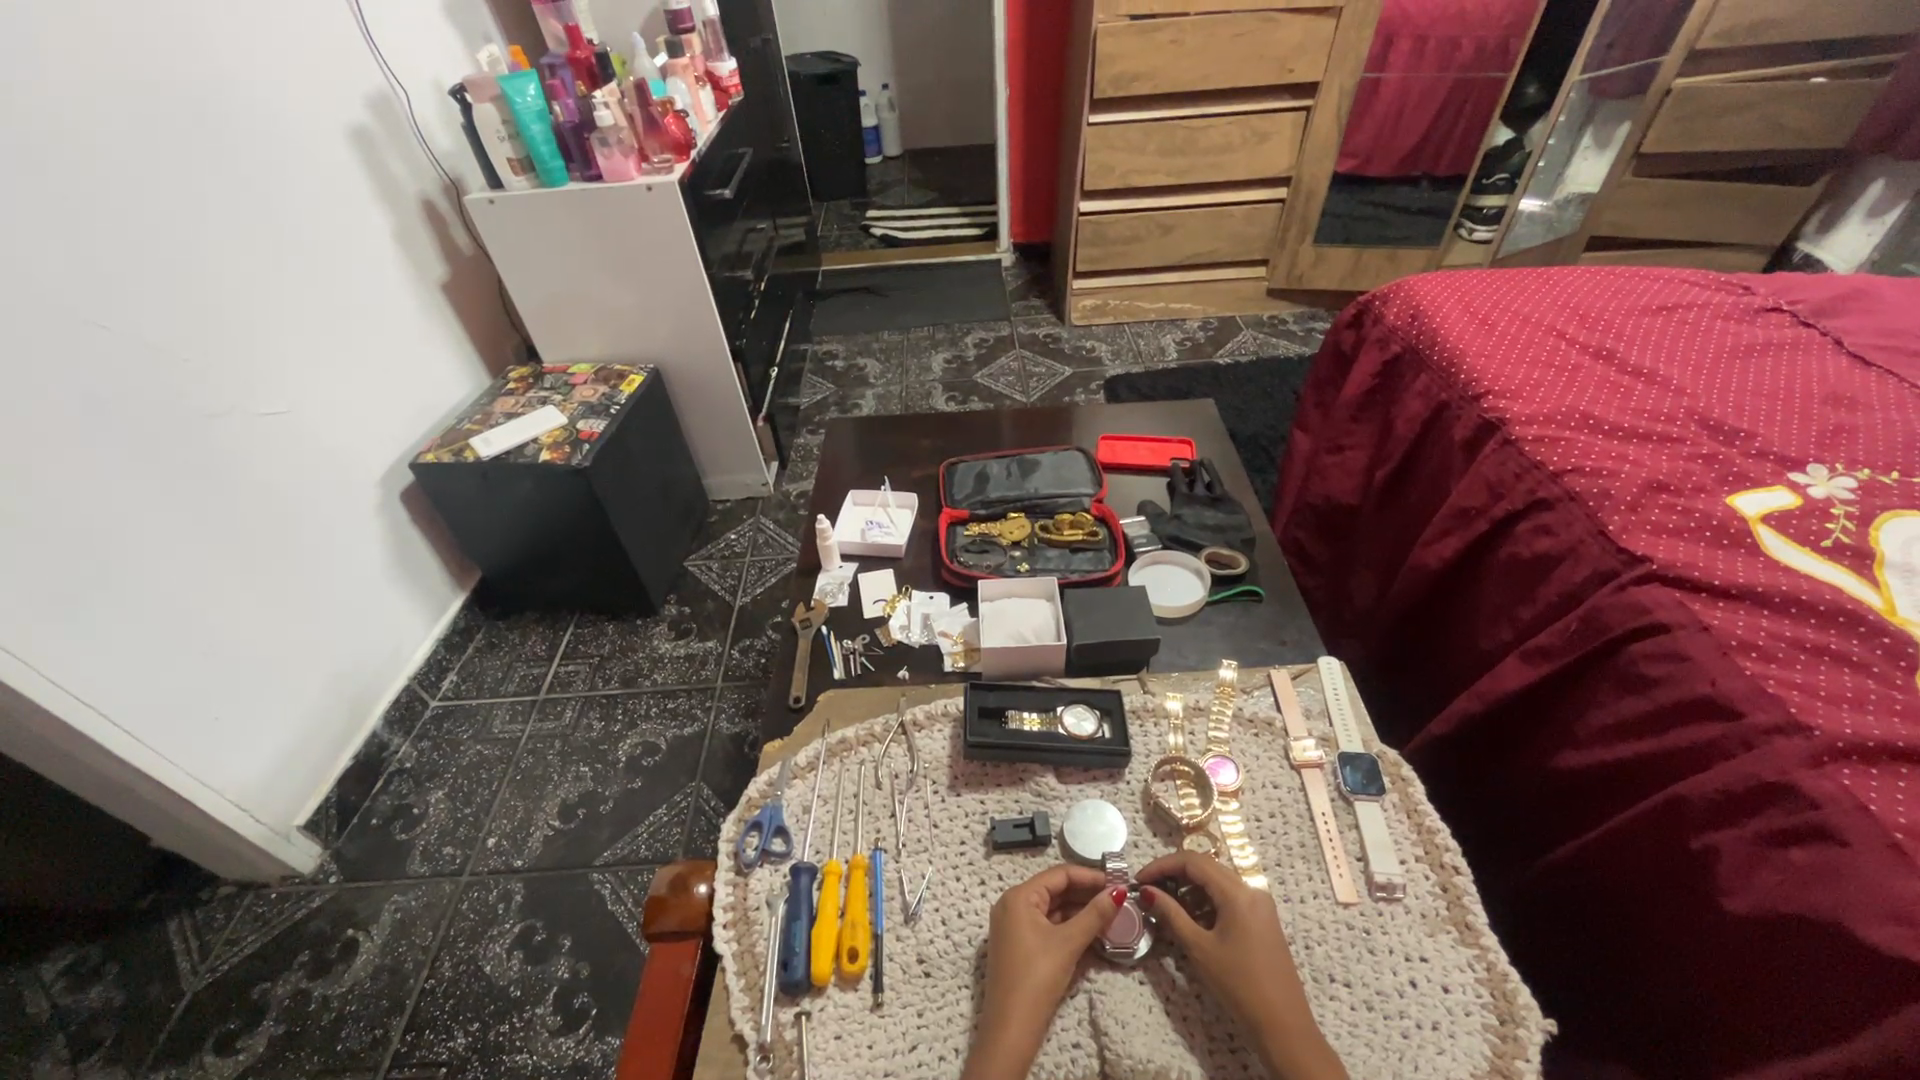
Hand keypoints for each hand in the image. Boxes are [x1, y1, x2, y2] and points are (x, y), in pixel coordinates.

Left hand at [960, 864, 1124, 1079]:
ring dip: (1080, 911)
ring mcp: (1014, 925)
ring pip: (1053, 909)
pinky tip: (1093, 931)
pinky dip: (1069, 926)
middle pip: (1055, 890)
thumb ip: (1095, 914)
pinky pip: (1047, 926)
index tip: (1117, 882)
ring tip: (1111, 914)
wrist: (1011, 1027)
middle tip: (1119, 898)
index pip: (1059, 874)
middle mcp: (1012, 905)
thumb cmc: (1037, 977)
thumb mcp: (1068, 942)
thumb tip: (1119, 891)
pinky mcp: (1019, 945)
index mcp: (1019, 896)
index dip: (1089, 876)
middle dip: (1087, 894)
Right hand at [1138, 851, 1346, 1079]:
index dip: (1162, 865)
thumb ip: (1171, 913)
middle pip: (1206, 867)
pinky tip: (1191, 920)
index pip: (1193, 861)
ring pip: (1217, 882)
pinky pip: (1229, 898)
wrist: (1283, 1025)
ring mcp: (1260, 905)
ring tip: (1166, 907)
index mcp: (1237, 892)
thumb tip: (1146, 891)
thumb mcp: (1198, 948)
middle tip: (1148, 891)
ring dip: (1189, 889)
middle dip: (1174, 875)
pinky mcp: (1262, 919)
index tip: (1138, 879)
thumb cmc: (1238, 985)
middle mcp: (1251, 890)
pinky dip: (1206, 902)